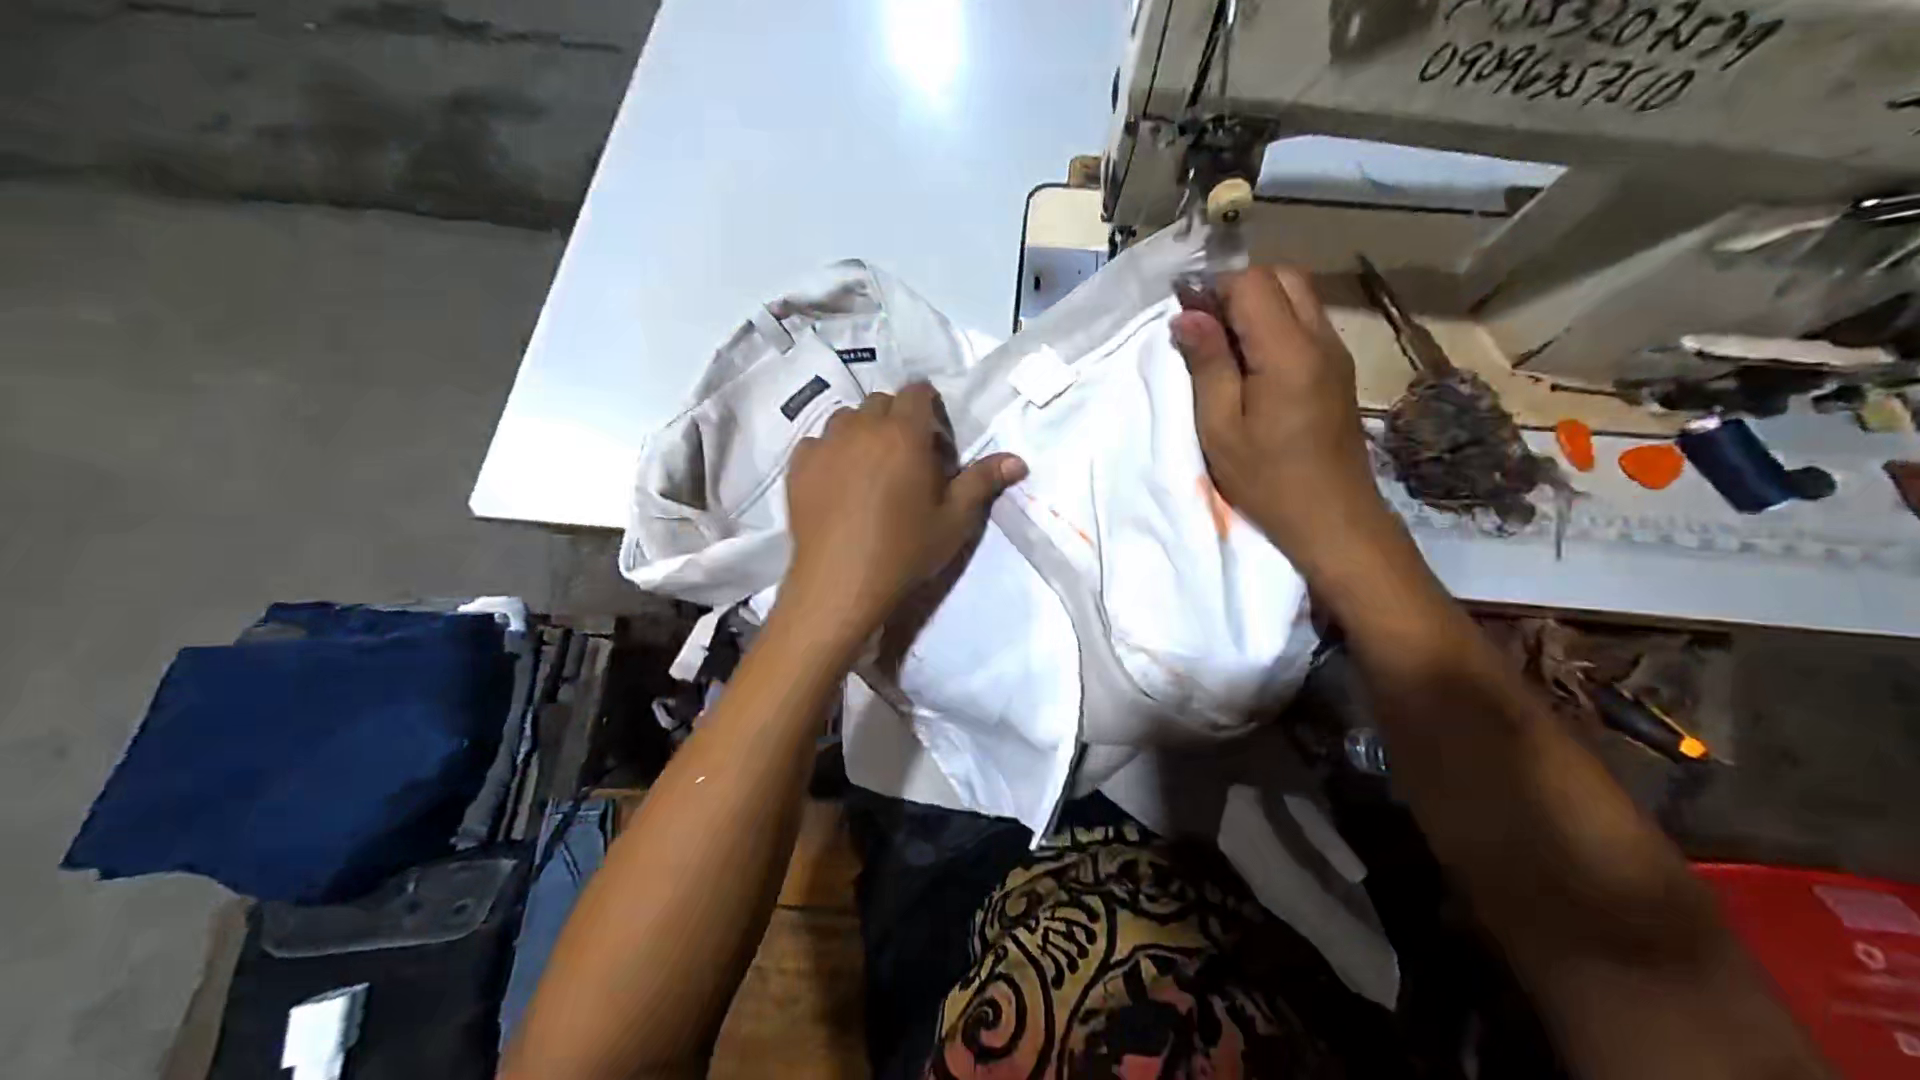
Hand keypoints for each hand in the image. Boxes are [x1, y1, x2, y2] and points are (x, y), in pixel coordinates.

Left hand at [780, 383, 1026, 647]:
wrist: (840, 583)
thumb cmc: (905, 551)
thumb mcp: (954, 520)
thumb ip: (982, 482)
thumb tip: (1017, 460)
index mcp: (904, 433)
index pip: (917, 391)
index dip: (930, 409)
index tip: (935, 441)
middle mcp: (861, 427)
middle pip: (882, 402)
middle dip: (898, 420)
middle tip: (907, 460)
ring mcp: (825, 444)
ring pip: (847, 419)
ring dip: (863, 432)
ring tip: (870, 470)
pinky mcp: (798, 466)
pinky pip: (817, 442)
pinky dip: (831, 452)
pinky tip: (838, 483)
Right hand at [1171, 266, 1391, 570]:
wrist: (1333, 518)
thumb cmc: (1267, 480)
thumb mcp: (1221, 428)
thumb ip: (1207, 365)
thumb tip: (1187, 315)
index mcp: (1288, 352)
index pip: (1253, 282)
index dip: (1214, 289)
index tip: (1186, 318)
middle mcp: (1320, 339)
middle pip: (1282, 276)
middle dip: (1238, 289)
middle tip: (1205, 328)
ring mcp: (1335, 353)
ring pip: (1298, 295)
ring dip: (1257, 305)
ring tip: (1223, 346)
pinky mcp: (1337, 369)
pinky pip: (1306, 322)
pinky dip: (1274, 324)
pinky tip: (1251, 363)